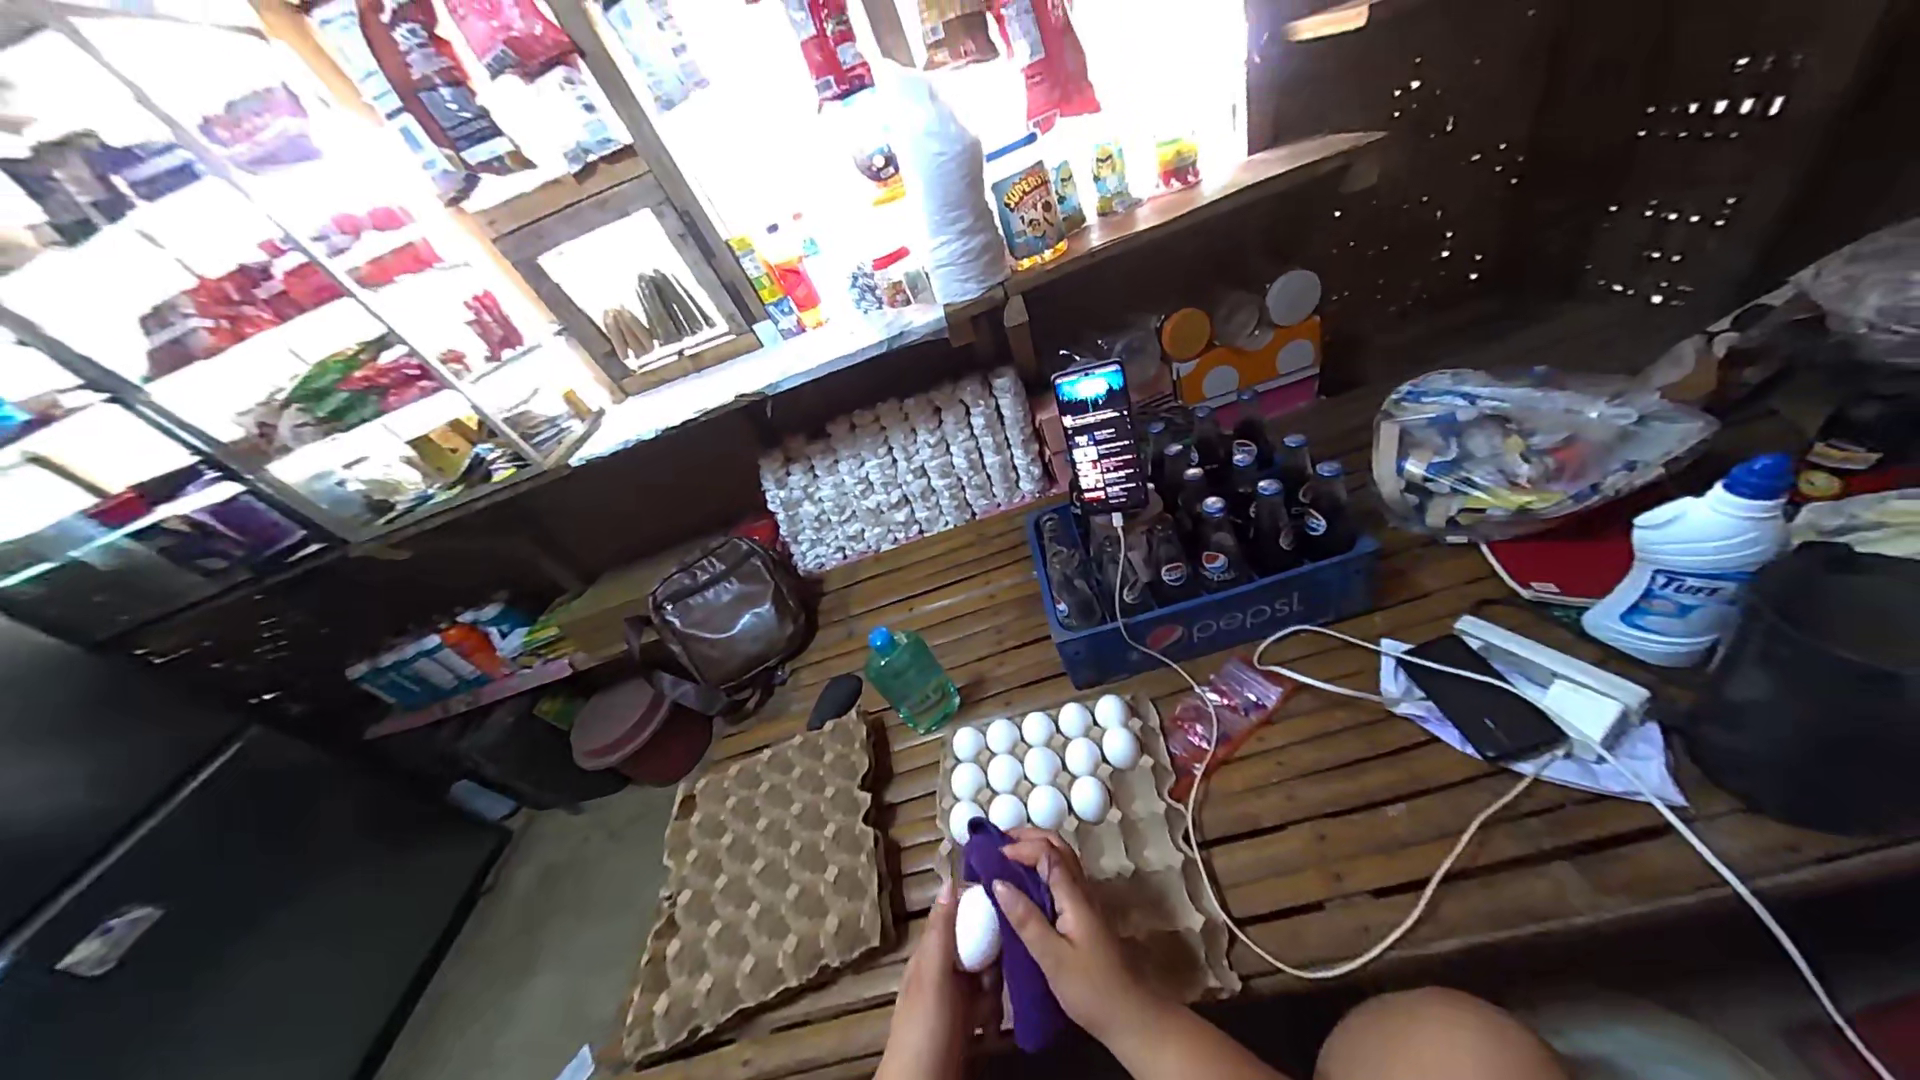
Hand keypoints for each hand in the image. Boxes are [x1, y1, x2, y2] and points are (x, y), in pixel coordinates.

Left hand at [876, 879, 1001, 1079]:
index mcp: (929, 953)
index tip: (1004, 906)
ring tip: (988, 1010)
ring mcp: (955, 998)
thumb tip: (949, 879)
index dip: (978, 908)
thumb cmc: (925, 1028)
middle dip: (992, 958)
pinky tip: (991, 1027)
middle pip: (977, 946)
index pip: (956, 916)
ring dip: (994, 990)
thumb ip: (942, 931)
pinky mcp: (967, 1023)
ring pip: (987, 976)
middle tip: (993, 977)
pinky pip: (989, 1004)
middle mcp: (943, 970)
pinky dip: (993, 1013)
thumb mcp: (933, 975)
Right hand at [991, 827, 1162, 1043]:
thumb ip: (1026, 919)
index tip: (992, 855)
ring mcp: (1085, 901)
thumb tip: (997, 882)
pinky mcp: (1084, 915)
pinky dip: (1041, 867)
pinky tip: (1026, 882)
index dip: (1020, 846)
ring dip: (1035, 848)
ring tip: (1006, 855)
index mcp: (1075, 896)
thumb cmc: (1091, 990)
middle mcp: (1082, 890)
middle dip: (1028, 837)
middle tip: (997, 842)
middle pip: (1057, 847)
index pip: (1047, 853)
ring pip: (1061, 859)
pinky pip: (1061, 876)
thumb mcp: (1052, 959)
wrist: (1132, 1017)